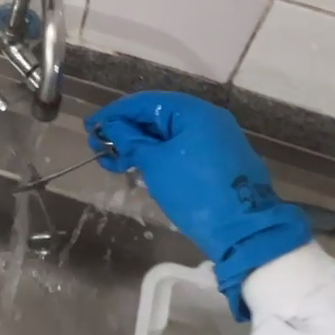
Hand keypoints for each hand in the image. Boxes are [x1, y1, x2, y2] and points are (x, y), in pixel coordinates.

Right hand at [87, 92, 311, 318]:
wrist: (244, 232)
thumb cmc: (196, 192)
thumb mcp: (157, 164)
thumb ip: (131, 141)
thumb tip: (111, 128)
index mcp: (193, 111)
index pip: (146, 103)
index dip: (115, 114)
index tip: (90, 127)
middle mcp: (207, 118)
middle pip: (157, 116)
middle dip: (126, 131)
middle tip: (100, 148)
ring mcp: (215, 139)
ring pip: (168, 134)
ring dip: (140, 145)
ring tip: (115, 162)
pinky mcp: (218, 159)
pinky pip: (181, 147)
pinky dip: (159, 154)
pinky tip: (140, 166)